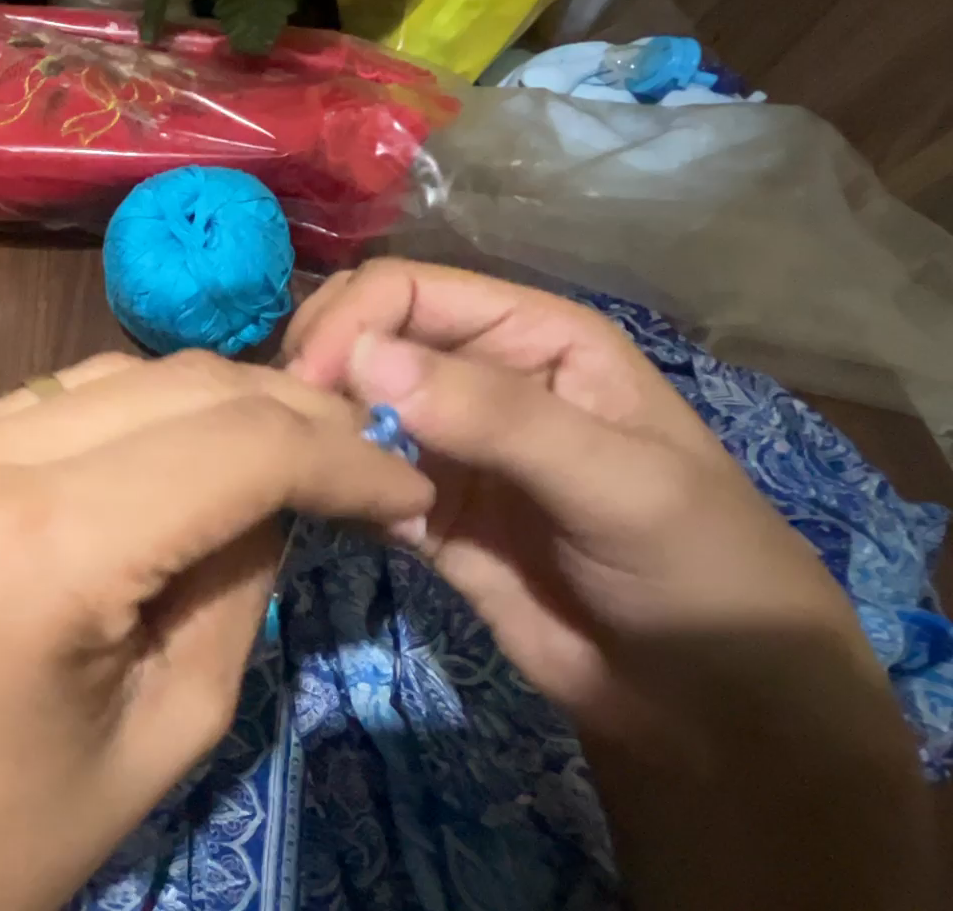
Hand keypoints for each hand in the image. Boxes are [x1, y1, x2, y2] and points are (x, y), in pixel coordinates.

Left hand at [0, 351, 430, 910]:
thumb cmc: (45, 807)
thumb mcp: (184, 710)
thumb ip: (245, 568)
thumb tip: (295, 475)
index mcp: (39, 552)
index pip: (231, 448)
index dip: (338, 456)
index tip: (404, 485)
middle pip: (176, 386)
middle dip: (287, 414)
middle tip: (356, 457)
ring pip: (120, 375)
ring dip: (216, 404)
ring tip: (282, 451)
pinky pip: (62, 397)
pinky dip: (139, 413)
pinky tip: (182, 451)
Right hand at [282, 258, 878, 739]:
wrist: (707, 707)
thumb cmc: (698, 572)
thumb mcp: (620, 483)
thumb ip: (496, 416)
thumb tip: (360, 358)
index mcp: (531, 337)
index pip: (407, 291)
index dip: (349, 324)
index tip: (308, 384)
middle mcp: (474, 377)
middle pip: (360, 337)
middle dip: (316, 367)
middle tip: (292, 425)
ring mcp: (438, 445)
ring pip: (342, 405)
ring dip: (314, 428)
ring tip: (299, 468)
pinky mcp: (413, 507)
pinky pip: (349, 474)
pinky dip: (328, 482)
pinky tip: (326, 507)